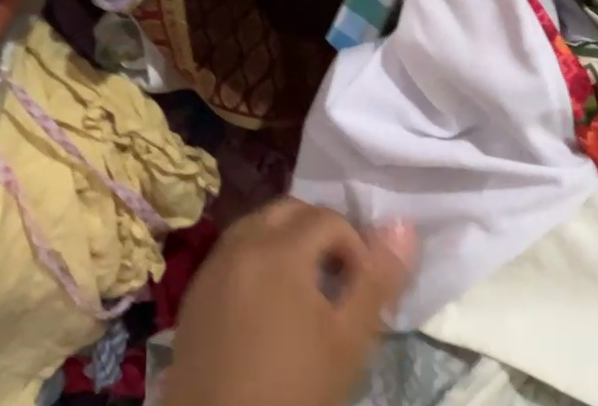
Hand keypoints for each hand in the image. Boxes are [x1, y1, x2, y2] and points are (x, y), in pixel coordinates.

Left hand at [163, 199, 414, 405]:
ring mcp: (211, 266)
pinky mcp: (194, 293)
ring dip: (285, 240)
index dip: (355, 246)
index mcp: (279, 249)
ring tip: (304, 288)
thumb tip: (403, 226)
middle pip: (289, 210)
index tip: (362, 287)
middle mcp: (240, 244)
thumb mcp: (348, 341)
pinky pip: (231, 252)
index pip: (328, 218)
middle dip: (319, 232)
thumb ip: (377, 280)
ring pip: (256, 225)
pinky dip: (255, 258)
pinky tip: (266, 303)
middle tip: (336, 278)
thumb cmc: (292, 389)